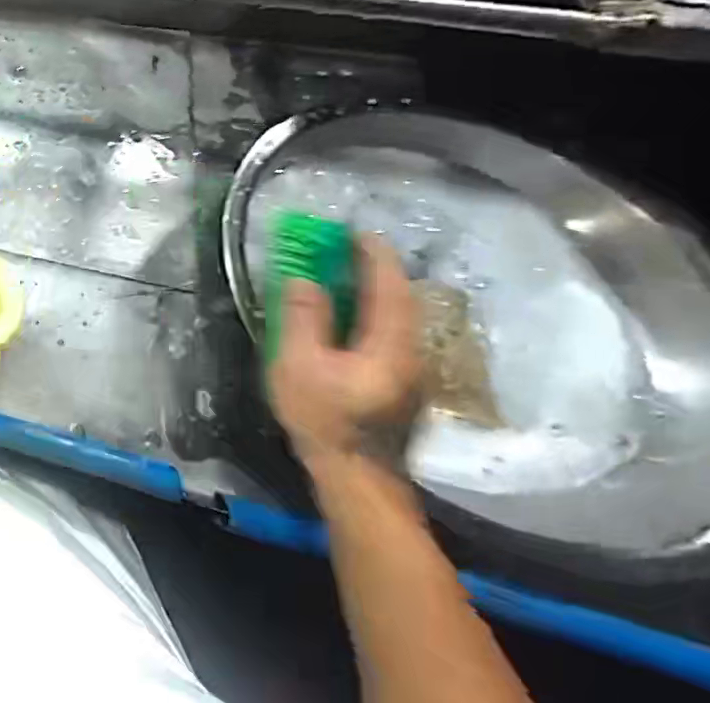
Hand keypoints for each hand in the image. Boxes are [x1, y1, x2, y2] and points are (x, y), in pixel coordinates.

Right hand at [267, 235, 421, 473]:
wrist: (358, 478)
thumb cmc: (325, 419)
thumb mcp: (299, 365)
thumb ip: (303, 319)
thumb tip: (305, 280)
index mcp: (389, 343)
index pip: (387, 286)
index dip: (373, 255)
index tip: (356, 231)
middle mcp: (410, 351)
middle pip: (400, 299)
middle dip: (377, 269)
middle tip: (348, 248)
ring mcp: (410, 370)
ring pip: (399, 317)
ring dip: (377, 290)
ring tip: (348, 275)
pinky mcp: (402, 384)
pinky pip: (391, 332)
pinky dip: (374, 311)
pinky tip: (353, 316)